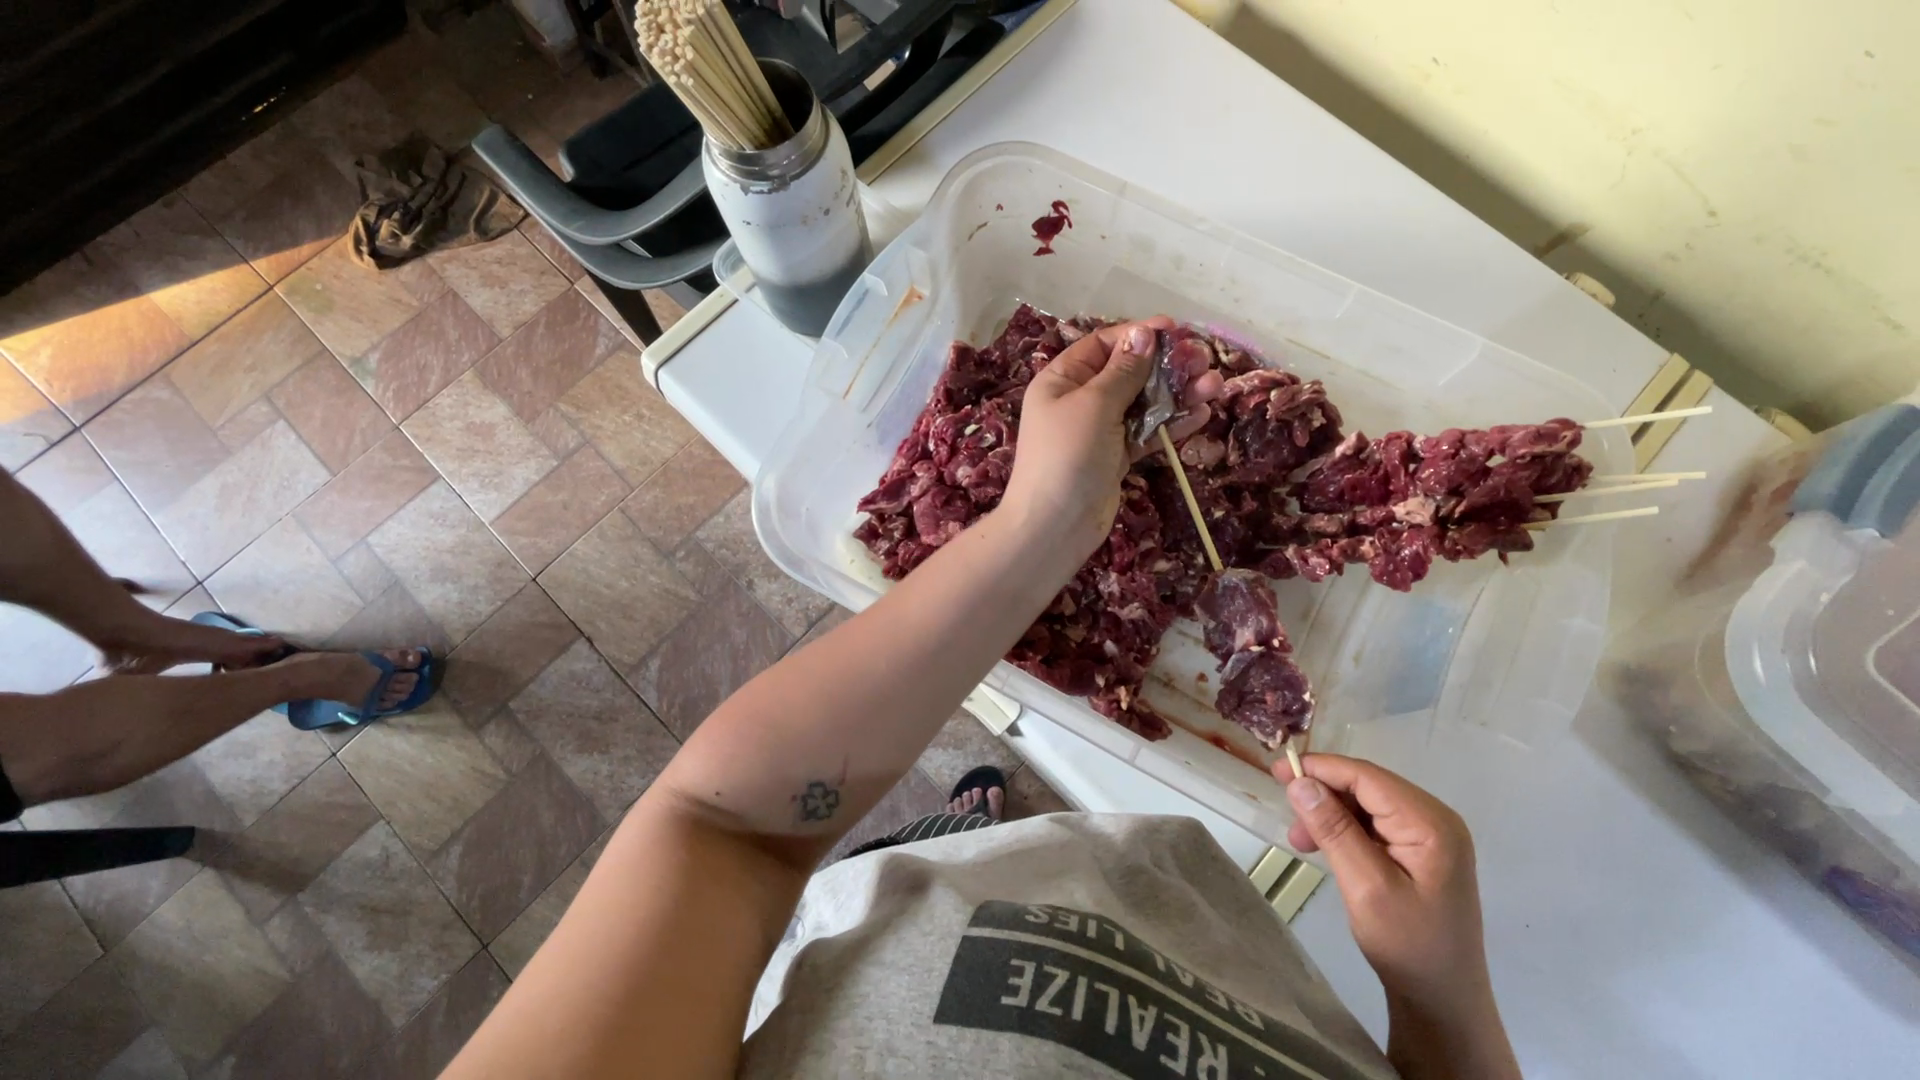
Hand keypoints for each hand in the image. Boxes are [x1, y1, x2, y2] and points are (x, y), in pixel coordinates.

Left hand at [1003, 317, 1216, 556]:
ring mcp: (1099, 430)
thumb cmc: (1068, 455)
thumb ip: (1123, 371)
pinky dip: (1172, 423)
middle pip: (1129, 372)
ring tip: (1213, 386)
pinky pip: (1147, 432)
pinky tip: (1201, 414)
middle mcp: (1079, 400)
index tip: (1175, 331)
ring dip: (1177, 393)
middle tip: (1202, 361)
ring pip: (1143, 403)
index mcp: (1062, 379)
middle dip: (1166, 365)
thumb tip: (1144, 333)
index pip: (1102, 345)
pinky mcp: (1116, 457)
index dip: (1138, 335)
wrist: (1055, 525)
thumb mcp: (1094, 404)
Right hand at [1277, 754, 1492, 1005]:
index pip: (1367, 777)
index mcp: (1431, 823)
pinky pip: (1376, 824)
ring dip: (1331, 813)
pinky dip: (1345, 829)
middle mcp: (1435, 819)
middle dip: (1324, 793)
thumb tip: (1300, 782)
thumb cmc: (1407, 945)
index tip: (1277, 771)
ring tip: (1300, 839)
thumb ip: (1334, 830)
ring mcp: (1431, 836)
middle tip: (1285, 810)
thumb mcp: (1365, 886)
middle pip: (1368, 786)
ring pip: (1368, 804)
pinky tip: (1323, 846)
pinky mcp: (1422, 851)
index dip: (1321, 768)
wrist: (1444, 999)